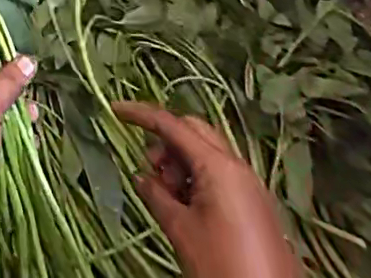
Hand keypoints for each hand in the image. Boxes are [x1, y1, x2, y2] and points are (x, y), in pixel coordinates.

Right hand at [113, 103, 301, 277]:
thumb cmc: (223, 268)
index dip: (140, 114)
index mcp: (218, 166)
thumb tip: (141, 176)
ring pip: (206, 152)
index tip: (115, 110)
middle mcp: (236, 166)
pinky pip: (220, 174)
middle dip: (165, 140)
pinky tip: (186, 205)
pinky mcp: (254, 204)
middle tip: (150, 167)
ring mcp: (249, 185)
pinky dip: (197, 177)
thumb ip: (156, 196)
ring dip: (180, 161)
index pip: (171, 124)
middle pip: (193, 130)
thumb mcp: (181, 230)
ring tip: (167, 194)